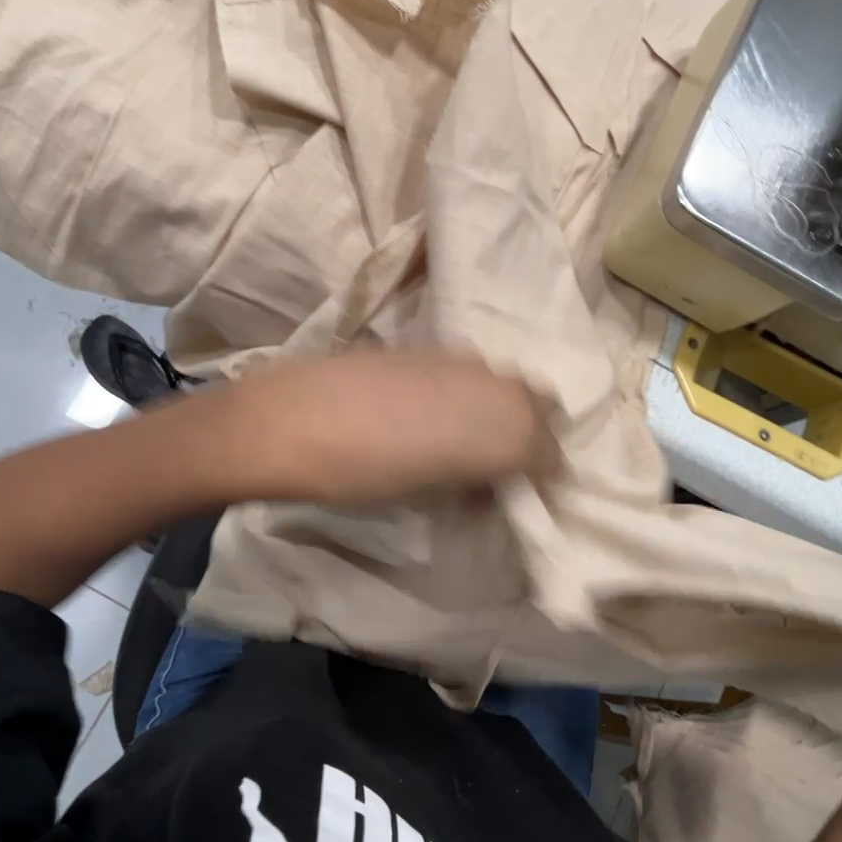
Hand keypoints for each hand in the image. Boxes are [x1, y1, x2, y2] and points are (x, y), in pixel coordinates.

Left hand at [205, 350, 557, 504]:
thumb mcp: (428, 491)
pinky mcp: (426, 345)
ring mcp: (460, 358)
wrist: (290, 420)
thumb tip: (482, 484)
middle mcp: (496, 384)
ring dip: (496, 412)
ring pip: (503, 384)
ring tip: (457, 443)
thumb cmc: (360, 473)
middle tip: (494, 468)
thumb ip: (473, 482)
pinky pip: (467, 371)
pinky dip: (465, 393)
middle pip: (539, 407)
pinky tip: (426, 414)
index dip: (538, 478)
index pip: (550, 454)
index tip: (514, 496)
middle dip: (527, 437)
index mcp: (506, 430)